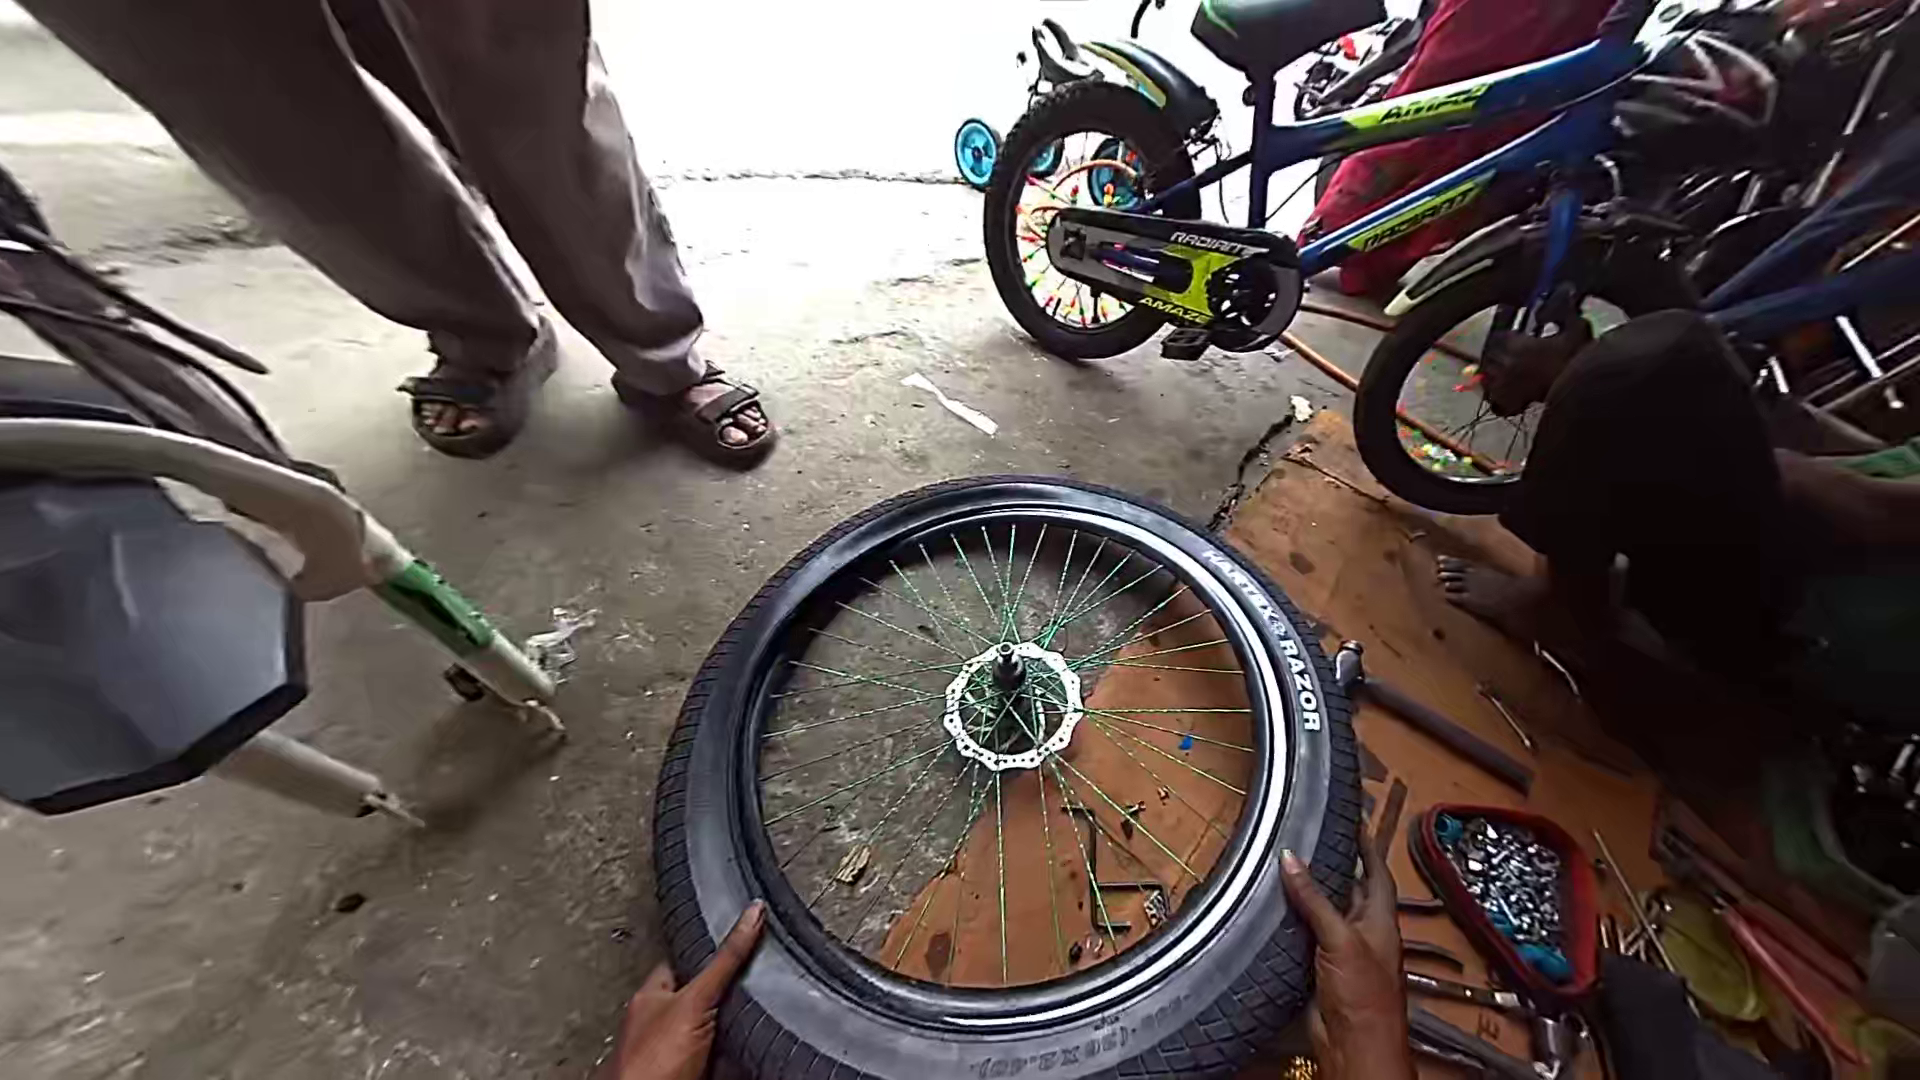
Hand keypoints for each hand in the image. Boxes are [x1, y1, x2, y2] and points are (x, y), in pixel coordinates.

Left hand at [605, 900, 765, 1079]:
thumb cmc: (648, 1069)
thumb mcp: (694, 1001)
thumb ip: (725, 959)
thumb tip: (752, 913)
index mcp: (652, 998)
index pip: (688, 958)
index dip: (715, 942)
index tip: (746, 927)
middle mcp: (667, 1023)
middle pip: (710, 989)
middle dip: (737, 981)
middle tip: (769, 959)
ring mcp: (686, 1050)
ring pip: (724, 1019)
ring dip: (745, 1012)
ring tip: (776, 988)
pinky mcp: (705, 1071)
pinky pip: (734, 1048)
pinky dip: (749, 1040)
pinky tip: (767, 1026)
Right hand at [1281, 836, 1414, 1079]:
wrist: (1353, 1049)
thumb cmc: (1364, 998)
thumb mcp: (1340, 939)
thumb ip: (1314, 898)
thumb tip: (1288, 857)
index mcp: (1379, 922)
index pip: (1376, 874)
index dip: (1367, 847)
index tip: (1354, 820)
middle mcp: (1361, 930)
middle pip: (1347, 887)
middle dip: (1330, 861)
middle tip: (1307, 831)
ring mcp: (1340, 947)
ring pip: (1321, 905)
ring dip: (1305, 885)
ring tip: (1282, 855)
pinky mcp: (1318, 961)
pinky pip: (1303, 925)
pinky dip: (1290, 909)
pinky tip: (1271, 897)